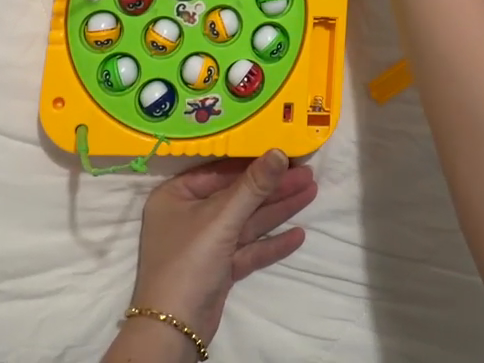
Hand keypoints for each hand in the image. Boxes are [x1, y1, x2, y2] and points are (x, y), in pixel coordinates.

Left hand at [123, 152, 316, 347]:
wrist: (173, 331)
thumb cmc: (189, 262)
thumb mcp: (222, 218)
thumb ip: (253, 186)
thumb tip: (279, 152)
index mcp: (176, 195)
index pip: (220, 171)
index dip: (254, 162)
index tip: (285, 154)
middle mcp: (188, 215)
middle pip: (237, 196)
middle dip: (273, 188)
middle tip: (308, 174)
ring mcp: (203, 244)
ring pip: (246, 221)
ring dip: (277, 210)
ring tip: (311, 192)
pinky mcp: (217, 268)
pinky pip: (247, 248)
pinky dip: (270, 242)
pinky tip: (297, 235)